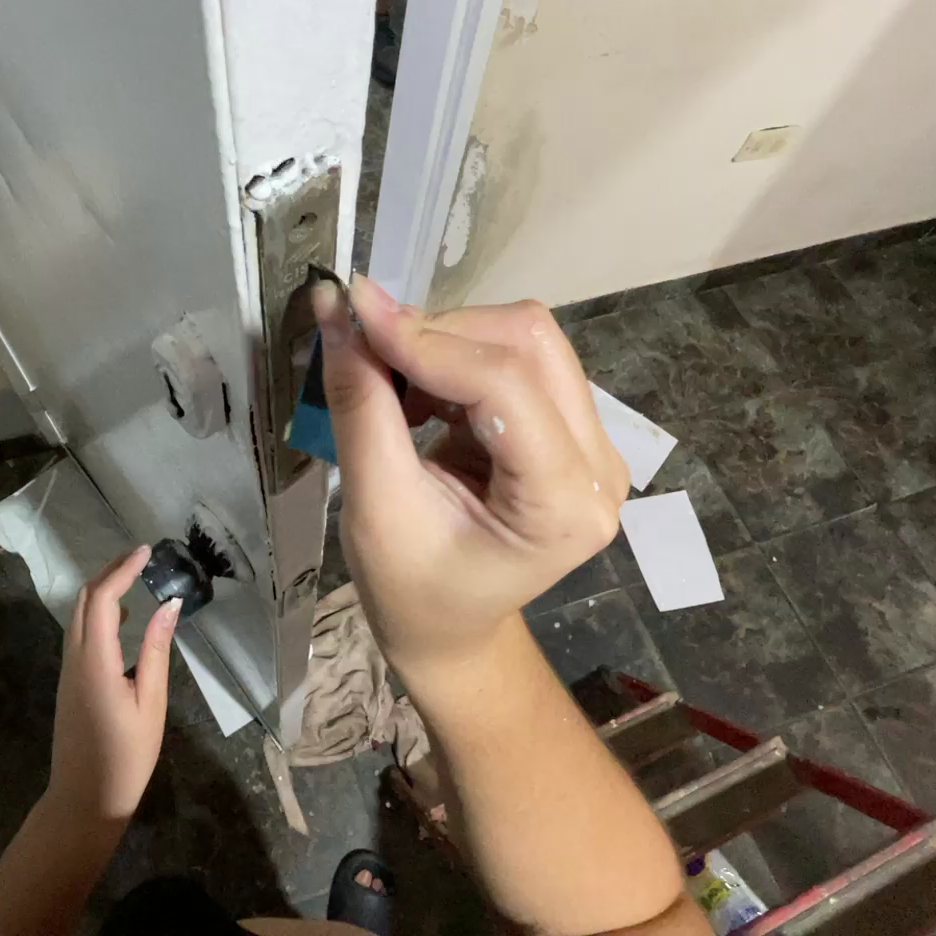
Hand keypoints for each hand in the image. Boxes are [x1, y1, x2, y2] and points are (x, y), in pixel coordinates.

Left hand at [45, 545, 179, 822]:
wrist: (84, 801)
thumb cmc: (126, 757)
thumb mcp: (151, 704)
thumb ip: (157, 651)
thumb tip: (169, 605)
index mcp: (96, 663)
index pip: (105, 600)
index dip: (123, 570)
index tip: (147, 550)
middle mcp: (75, 659)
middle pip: (85, 600)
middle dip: (110, 571)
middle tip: (141, 556)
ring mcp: (68, 670)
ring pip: (79, 615)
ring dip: (103, 590)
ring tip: (134, 576)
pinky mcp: (70, 681)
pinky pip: (80, 633)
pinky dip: (99, 612)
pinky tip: (124, 616)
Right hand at [313, 276, 627, 677]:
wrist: (449, 627)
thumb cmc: (410, 591)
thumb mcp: (375, 506)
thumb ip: (360, 405)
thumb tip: (337, 308)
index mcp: (565, 506)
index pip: (504, 385)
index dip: (425, 339)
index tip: (354, 310)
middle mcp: (598, 466)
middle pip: (527, 344)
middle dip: (437, 334)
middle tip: (366, 351)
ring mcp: (591, 443)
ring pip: (522, 339)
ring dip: (444, 342)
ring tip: (390, 385)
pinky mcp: (568, 427)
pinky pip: (514, 357)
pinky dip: (453, 358)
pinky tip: (418, 395)